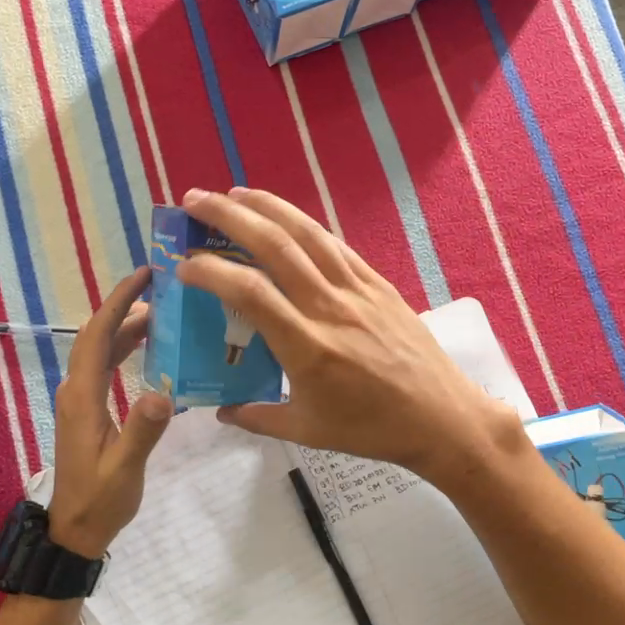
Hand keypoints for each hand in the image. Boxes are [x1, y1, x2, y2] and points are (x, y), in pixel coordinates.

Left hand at [46, 268, 173, 559]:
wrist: (76, 529)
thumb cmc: (101, 499)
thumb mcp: (125, 468)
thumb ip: (142, 430)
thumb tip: (163, 392)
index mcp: (82, 397)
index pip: (97, 336)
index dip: (118, 302)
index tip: (144, 276)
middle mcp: (75, 390)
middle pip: (96, 336)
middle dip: (124, 308)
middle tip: (162, 290)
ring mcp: (78, 399)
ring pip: (99, 350)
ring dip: (125, 328)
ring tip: (162, 314)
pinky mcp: (86, 410)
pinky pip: (103, 367)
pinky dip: (123, 349)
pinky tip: (147, 349)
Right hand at [177, 188, 523, 488]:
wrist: (442, 418)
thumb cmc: (372, 430)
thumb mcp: (308, 432)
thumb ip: (257, 417)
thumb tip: (219, 410)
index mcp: (308, 348)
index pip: (250, 294)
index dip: (212, 271)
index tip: (182, 266)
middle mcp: (330, 308)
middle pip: (275, 246)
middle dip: (230, 216)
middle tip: (194, 201)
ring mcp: (358, 291)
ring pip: (307, 234)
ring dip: (267, 206)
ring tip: (234, 192)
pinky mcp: (378, 284)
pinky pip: (335, 245)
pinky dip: (304, 225)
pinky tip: (285, 216)